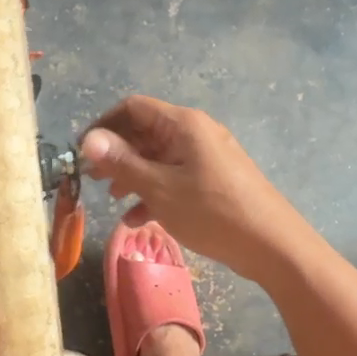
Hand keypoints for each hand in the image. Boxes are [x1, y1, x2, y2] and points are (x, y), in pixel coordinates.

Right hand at [80, 95, 310, 274]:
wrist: (274, 247)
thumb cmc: (213, 212)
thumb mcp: (159, 188)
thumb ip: (121, 162)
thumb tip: (87, 139)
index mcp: (183, 125)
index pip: (133, 108)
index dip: (104, 126)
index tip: (82, 152)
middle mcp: (196, 133)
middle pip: (145, 132)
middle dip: (116, 154)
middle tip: (92, 178)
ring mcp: (207, 157)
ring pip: (158, 157)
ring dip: (133, 175)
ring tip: (113, 199)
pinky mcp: (214, 180)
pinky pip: (175, 177)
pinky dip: (154, 192)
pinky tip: (137, 219)